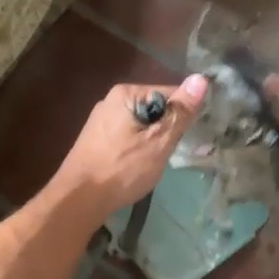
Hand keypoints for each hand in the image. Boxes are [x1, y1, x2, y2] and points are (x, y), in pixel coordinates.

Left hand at [47, 75, 209, 218]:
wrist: (77, 199)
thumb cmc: (121, 169)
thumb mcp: (158, 141)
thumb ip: (180, 111)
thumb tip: (201, 78)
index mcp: (126, 93)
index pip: (170, 93)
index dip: (183, 116)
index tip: (189, 138)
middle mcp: (112, 100)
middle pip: (155, 109)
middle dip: (167, 129)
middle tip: (170, 154)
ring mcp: (101, 120)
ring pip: (142, 125)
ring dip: (153, 141)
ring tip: (155, 163)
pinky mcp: (96, 139)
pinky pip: (127, 136)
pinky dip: (137, 148)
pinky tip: (137, 166)